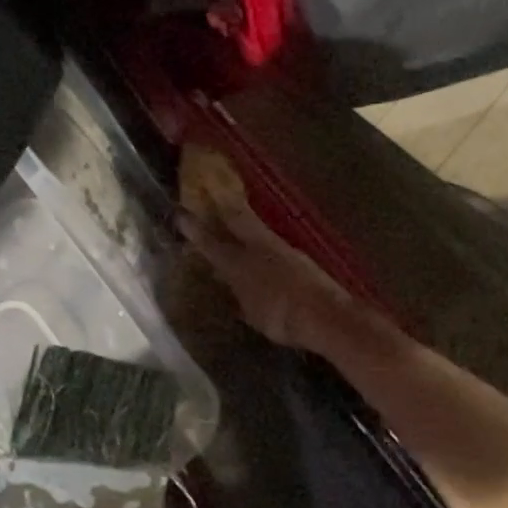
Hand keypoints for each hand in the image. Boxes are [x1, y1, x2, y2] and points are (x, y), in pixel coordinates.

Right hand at [178, 201, 360, 351]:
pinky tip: (261, 244)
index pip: (211, 244)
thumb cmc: (282, 319)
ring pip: (256, 227)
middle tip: (212, 188)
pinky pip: (272, 241)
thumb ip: (241, 299)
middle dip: (223, 204)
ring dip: (244, 217)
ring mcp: (282, 248)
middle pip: (238, 219)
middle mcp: (259, 249)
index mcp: (239, 265)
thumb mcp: (254, 315)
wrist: (325, 314)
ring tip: (234, 210)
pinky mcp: (300, 255)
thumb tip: (233, 292)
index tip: (181, 214)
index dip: (195, 229)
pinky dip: (262, 238)